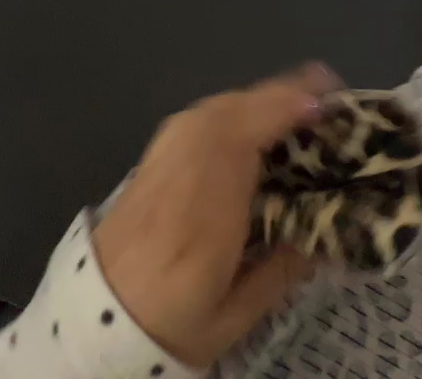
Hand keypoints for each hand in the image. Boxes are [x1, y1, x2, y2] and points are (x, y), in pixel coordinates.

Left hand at [92, 64, 337, 366]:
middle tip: (331, 97)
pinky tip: (256, 116)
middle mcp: (181, 171)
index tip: (327, 107)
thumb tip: (331, 227)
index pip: (244, 140)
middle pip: (234, 110)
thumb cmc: (169, 322)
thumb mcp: (234, 315)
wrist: (90, 327)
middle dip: (286, 94)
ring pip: (218, 105)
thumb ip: (284, 268)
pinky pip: (202, 113)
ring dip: (263, 96)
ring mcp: (162, 158)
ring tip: (302, 103)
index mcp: (203, 214)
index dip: (285, 112)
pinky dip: (238, 104)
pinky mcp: (153, 156)